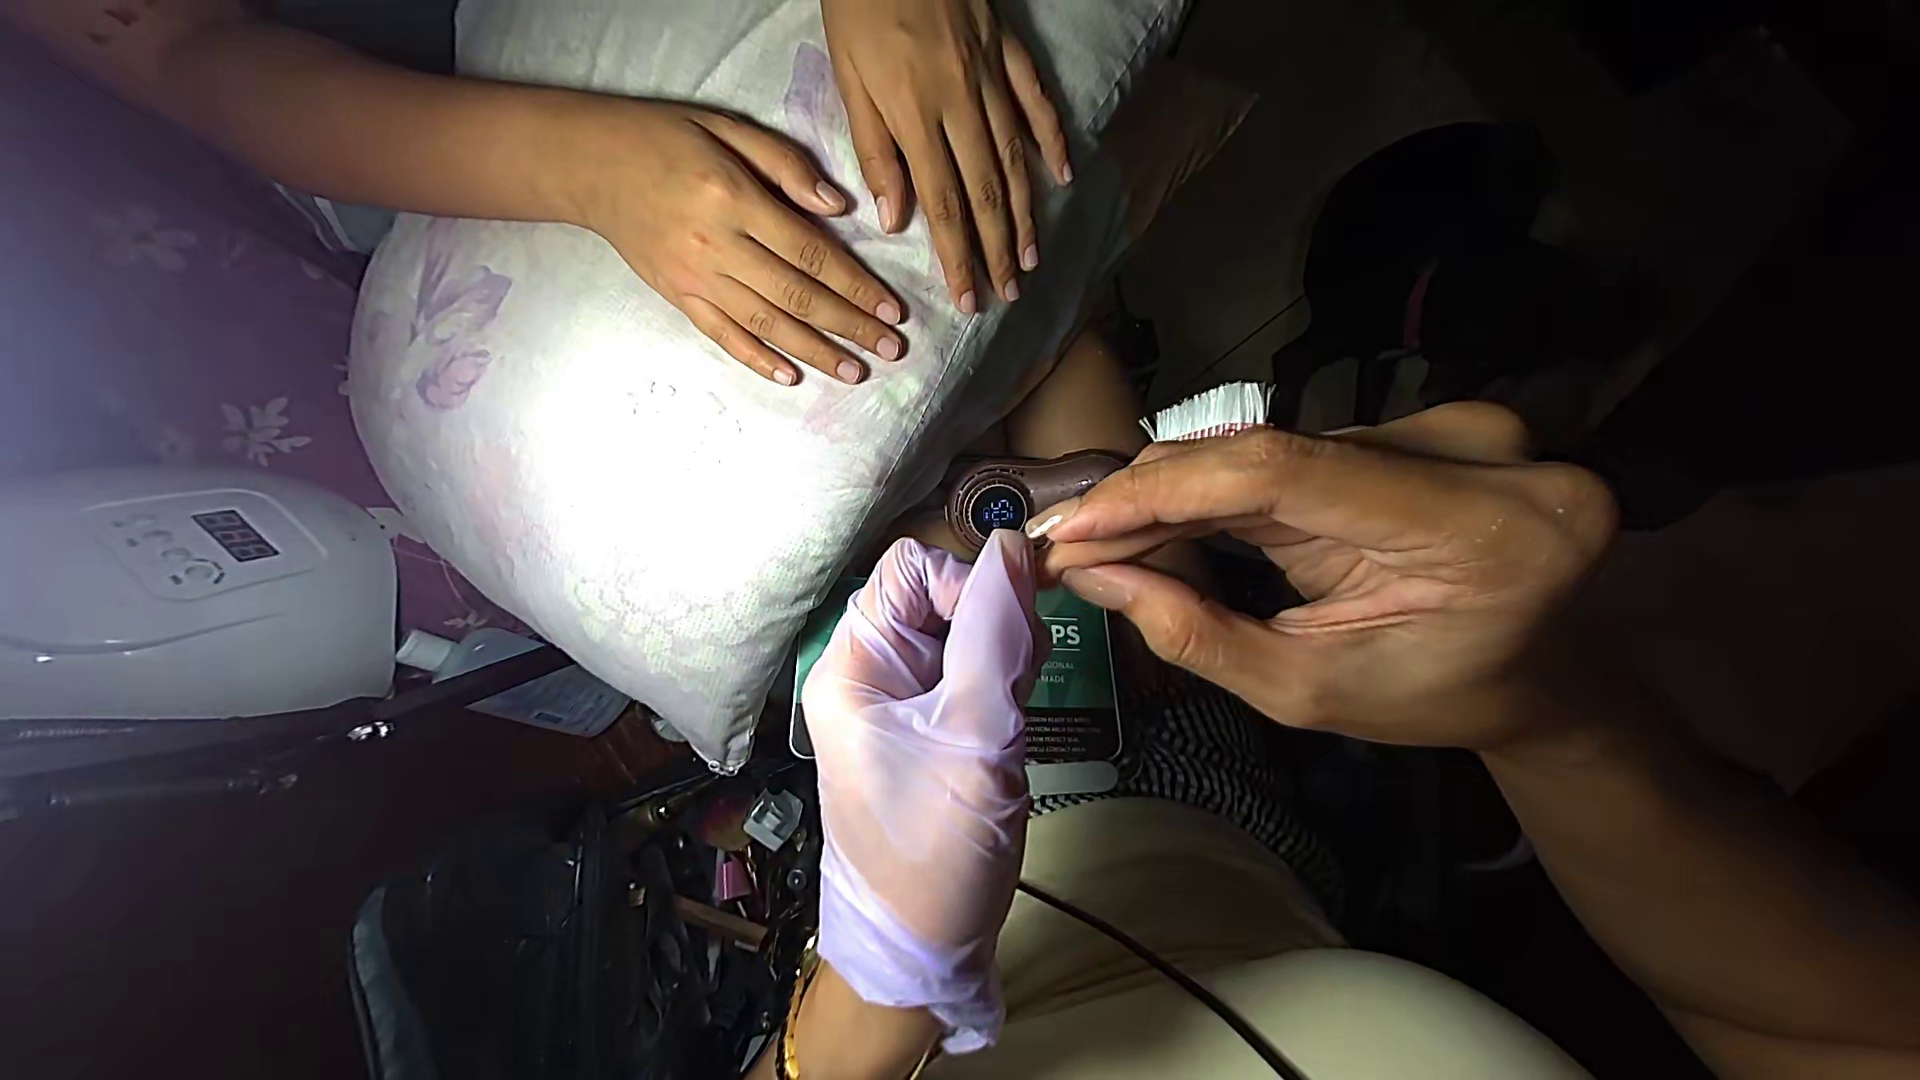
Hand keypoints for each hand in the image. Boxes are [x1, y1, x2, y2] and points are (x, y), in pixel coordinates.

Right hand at [570, 101, 906, 385]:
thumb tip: (838, 208)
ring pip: (768, 324)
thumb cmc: (664, 139)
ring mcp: (696, 279)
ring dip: (817, 352)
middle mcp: (718, 246)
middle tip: (889, 350)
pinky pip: (724, 336)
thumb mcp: (726, 129)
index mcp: (735, 199)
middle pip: (799, 296)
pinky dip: (758, 359)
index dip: (857, 286)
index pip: (812, 254)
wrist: (588, 163)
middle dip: (850, 327)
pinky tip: (791, 376)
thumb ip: (785, 166)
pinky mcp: (679, 299)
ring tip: (855, 371)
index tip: (890, 310)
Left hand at [802, 531, 1042, 1051]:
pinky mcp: (933, 713)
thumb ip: (994, 633)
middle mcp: (873, 665)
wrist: (923, 951)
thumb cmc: (934, 850)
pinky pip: (974, 663)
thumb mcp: (974, 734)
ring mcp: (904, 691)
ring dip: (1004, 652)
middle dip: (992, 622)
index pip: (909, 568)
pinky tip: (1013, 716)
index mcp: (854, 661)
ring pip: (966, 626)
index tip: (1006, 634)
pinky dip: (1004, 677)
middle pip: (941, 592)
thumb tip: (1013, 544)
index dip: (963, 582)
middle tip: (1018, 679)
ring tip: (1014, 707)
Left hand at [821, 0, 1070, 311]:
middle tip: (1009, 293)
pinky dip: (1052, 139)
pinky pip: (1036, 99)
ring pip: (1014, 158)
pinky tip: (1063, 175)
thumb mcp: (849, 80)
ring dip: (1026, 214)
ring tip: (1033, 258)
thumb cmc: (857, 5)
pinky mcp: (1006, 48)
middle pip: (986, 194)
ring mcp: (989, 76)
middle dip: (999, 251)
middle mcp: (961, 103)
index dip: (959, 259)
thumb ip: (875, 152)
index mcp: (916, 116)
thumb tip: (895, 220)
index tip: (970, 300)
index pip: (944, 206)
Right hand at [1035, 403, 1617, 750]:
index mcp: (1474, 527)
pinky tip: (1151, 520)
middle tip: (1064, 542)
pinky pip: (1270, 452)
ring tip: (1094, 539)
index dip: (1157, 491)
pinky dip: (1202, 489)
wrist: (1539, 670)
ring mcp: (1433, 426)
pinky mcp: (1399, 428)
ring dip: (1163, 495)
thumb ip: (1194, 634)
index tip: (1073, 526)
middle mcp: (1463, 448)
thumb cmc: (1432, 697)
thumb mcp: (1304, 690)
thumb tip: (1090, 574)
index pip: (1276, 471)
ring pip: (1251, 447)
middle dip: (1142, 499)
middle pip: (1253, 453)